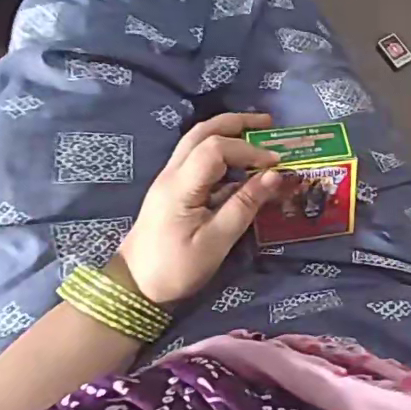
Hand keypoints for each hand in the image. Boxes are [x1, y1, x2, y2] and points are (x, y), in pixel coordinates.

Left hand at [117, 112, 286, 304]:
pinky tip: (240, 163)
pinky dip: (221, 151)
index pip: (216, 148)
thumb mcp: (216, 241)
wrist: (135, 286)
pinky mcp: (173, 190)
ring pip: (196, 141)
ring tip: (257, 134)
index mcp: (181, 185)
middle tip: (269, 124)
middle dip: (237, 123)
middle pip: (202, 132)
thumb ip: (245, 205)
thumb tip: (274, 176)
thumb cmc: (176, 268)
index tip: (275, 164)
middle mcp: (172, 173)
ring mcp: (170, 179)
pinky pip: (197, 158)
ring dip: (227, 132)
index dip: (249, 150)